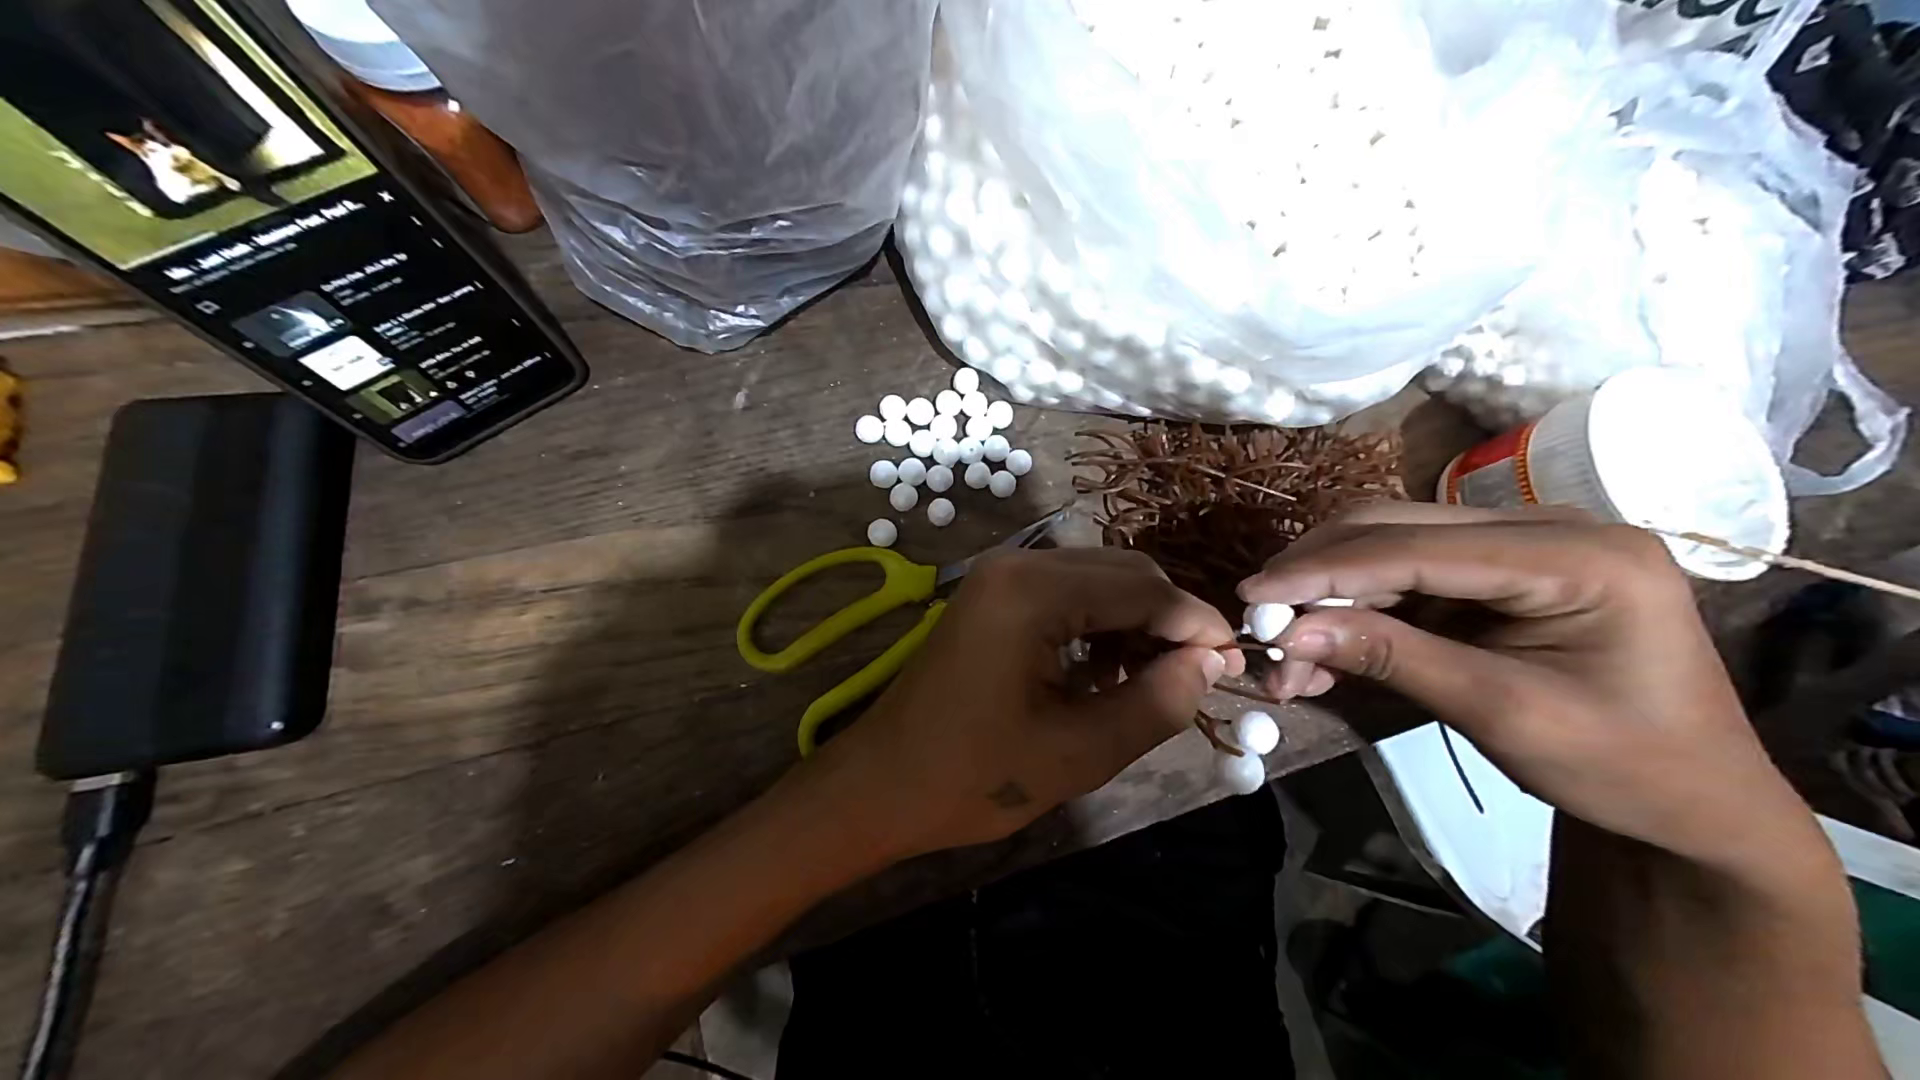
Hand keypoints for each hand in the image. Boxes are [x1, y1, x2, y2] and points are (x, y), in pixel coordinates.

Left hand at [804, 547, 1241, 858]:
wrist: (881, 782)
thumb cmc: (972, 775)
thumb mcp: (1077, 751)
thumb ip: (1155, 702)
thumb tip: (1208, 664)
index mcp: (1033, 592)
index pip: (1144, 588)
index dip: (1197, 625)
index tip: (1233, 666)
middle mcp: (1017, 564)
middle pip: (1122, 572)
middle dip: (1167, 620)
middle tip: (1194, 679)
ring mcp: (999, 576)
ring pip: (1096, 580)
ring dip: (1133, 622)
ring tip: (1147, 683)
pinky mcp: (991, 595)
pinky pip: (1064, 593)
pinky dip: (1096, 623)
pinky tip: (1101, 672)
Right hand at [1238, 503, 1817, 869]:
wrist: (1692, 802)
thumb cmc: (1625, 766)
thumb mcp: (1504, 714)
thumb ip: (1392, 659)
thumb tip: (1286, 633)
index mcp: (1581, 556)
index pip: (1418, 547)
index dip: (1324, 570)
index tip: (1252, 596)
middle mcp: (1546, 529)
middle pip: (1394, 530)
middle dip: (1317, 576)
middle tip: (1260, 620)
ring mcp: (1517, 547)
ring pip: (1385, 550)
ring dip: (1328, 596)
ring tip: (1286, 652)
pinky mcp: (1491, 574)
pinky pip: (1400, 579)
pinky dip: (1353, 612)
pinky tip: (1321, 650)